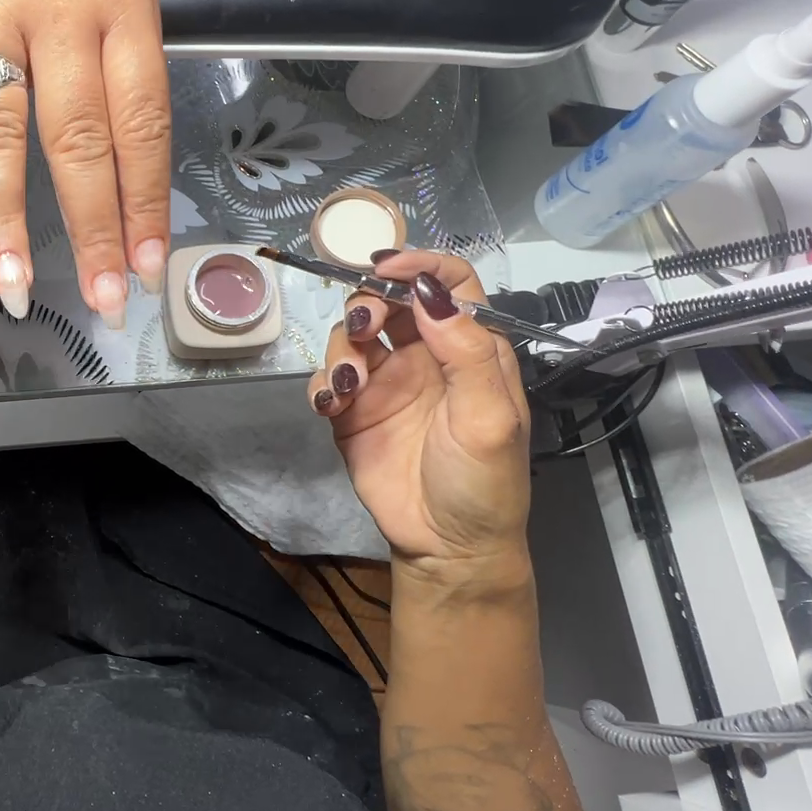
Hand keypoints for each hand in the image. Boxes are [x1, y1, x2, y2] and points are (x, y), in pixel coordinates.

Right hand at [0, 0, 169, 327]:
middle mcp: (53, 6)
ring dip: (0, 218)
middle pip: (76, 138)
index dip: (144, 204)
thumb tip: (128, 154)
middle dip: (89, 231)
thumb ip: (127, 54)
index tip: (145, 270)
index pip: (141, 122)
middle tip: (99, 303)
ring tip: (9, 288)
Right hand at [309, 251, 531, 578]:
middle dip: (367, 303)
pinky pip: (325, 381)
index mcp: (469, 349)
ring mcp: (384, 384)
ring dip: (342, 348)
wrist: (445, 545)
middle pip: (387, 301)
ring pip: (351, 336)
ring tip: (349, 385)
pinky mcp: (350, 413)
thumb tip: (429, 292)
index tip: (386, 268)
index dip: (419, 265)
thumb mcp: (490, 417)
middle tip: (364, 327)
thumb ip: (466, 352)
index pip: (448, 284)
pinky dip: (321, 385)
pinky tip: (331, 407)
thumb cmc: (483, 482)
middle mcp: (424, 357)